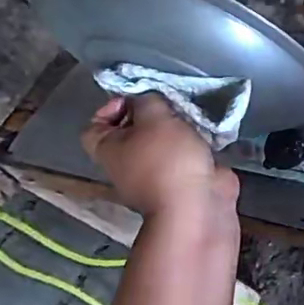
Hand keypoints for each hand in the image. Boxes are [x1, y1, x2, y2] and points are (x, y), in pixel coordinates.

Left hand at [81, 94, 237, 217]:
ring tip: (192, 115)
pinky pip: (185, 154)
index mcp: (108, 149)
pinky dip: (196, 143)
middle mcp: (127, 163)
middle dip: (152, 114)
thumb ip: (148, 100)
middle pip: (132, 131)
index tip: (137, 98)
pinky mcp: (183, 180)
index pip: (95, 125)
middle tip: (170, 103)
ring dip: (178, 128)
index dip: (112, 107)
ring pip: (162, 142)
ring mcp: (156, 174)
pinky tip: (209, 132)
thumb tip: (147, 101)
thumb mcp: (154, 117)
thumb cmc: (166, 158)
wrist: (195, 206)